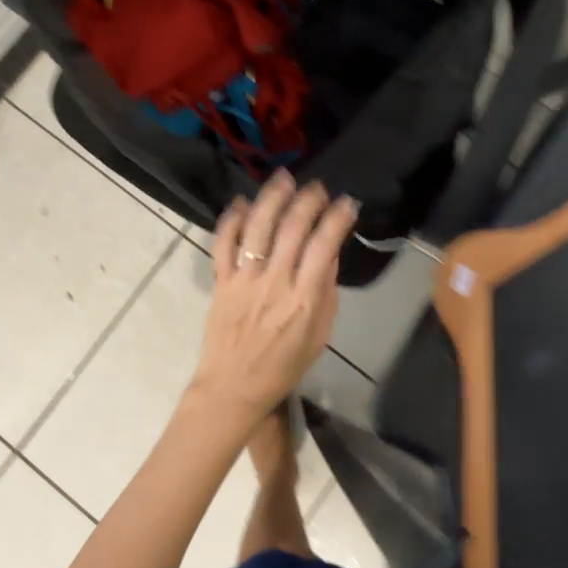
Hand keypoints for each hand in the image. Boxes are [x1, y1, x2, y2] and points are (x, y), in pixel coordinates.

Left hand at [188, 172, 358, 431]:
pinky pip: (223, 244)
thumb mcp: (319, 337)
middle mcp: (274, 284)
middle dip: (308, 201)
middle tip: (318, 187)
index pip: (324, 248)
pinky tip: (242, 203)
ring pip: (258, 228)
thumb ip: (326, 294)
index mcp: (303, 301)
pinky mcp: (221, 282)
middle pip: (292, 229)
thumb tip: (330, 255)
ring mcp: (244, 280)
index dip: (337, 220)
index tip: (347, 203)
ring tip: (285, 179)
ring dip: (272, 198)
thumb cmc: (282, 367)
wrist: (232, 389)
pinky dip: (231, 220)